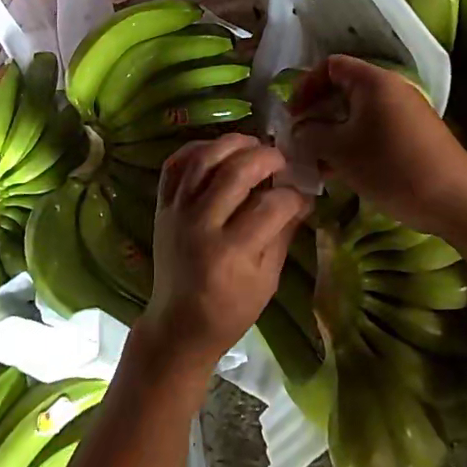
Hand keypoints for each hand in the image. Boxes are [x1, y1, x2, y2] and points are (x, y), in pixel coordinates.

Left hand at [141, 135, 311, 370]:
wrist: (178, 323)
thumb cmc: (230, 309)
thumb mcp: (268, 279)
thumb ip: (284, 233)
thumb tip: (303, 196)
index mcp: (231, 252)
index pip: (271, 206)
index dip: (293, 195)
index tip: (303, 195)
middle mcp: (201, 226)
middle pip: (236, 172)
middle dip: (267, 158)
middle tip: (282, 161)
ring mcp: (177, 212)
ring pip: (203, 160)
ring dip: (233, 144)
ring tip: (254, 145)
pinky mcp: (162, 207)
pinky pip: (174, 165)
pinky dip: (196, 149)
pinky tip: (218, 149)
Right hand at [288, 55, 466, 234]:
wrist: (455, 200)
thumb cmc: (392, 167)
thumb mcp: (341, 151)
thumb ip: (312, 134)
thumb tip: (299, 129)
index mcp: (374, 81)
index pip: (330, 66)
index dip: (306, 86)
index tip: (293, 116)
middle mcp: (392, 89)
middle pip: (344, 89)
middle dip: (318, 114)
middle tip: (301, 142)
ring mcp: (406, 112)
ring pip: (358, 114)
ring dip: (334, 134)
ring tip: (318, 164)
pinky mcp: (414, 135)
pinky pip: (375, 129)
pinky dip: (354, 144)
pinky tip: (342, 173)